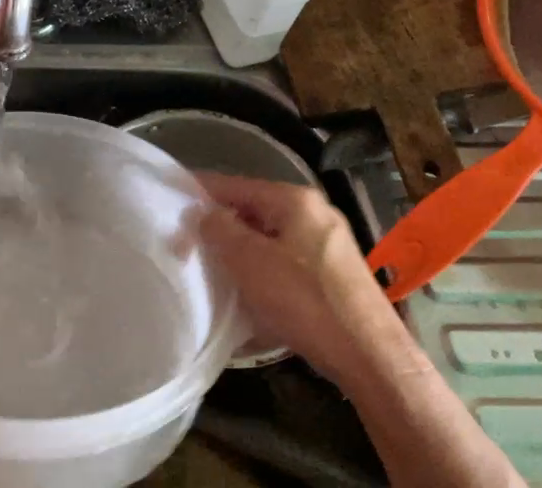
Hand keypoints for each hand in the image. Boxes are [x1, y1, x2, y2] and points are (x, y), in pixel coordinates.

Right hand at [196, 173, 395, 379]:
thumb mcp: (249, 261)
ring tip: (210, 268)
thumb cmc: (305, 301)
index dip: (200, 192)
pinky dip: (261, 269)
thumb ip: (219, 228)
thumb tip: (202, 213)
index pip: (235, 184)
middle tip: (186, 244)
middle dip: (219, 226)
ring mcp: (327, 244)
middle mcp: (314, 213)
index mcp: (294, 199)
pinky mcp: (333, 275)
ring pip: (268, 238)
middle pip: (252, 210)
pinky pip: (284, 261)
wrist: (370, 357)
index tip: (170, 203)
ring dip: (239, 251)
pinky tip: (246, 290)